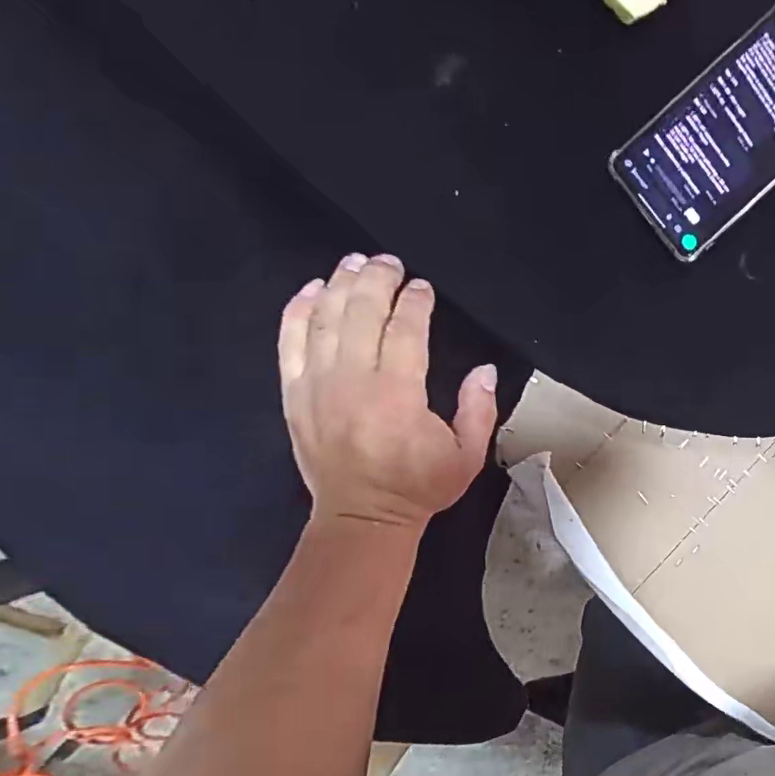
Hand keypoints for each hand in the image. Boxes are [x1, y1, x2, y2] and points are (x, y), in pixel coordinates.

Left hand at [278, 253, 497, 531]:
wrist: (363, 514)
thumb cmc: (422, 485)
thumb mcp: (468, 454)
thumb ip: (478, 409)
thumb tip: (485, 370)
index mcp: (398, 395)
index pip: (404, 333)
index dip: (415, 305)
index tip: (424, 287)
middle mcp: (351, 381)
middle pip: (359, 315)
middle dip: (376, 283)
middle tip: (389, 261)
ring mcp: (315, 384)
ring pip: (323, 320)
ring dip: (339, 286)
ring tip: (355, 263)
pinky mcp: (293, 393)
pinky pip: (289, 341)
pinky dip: (298, 311)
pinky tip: (312, 290)